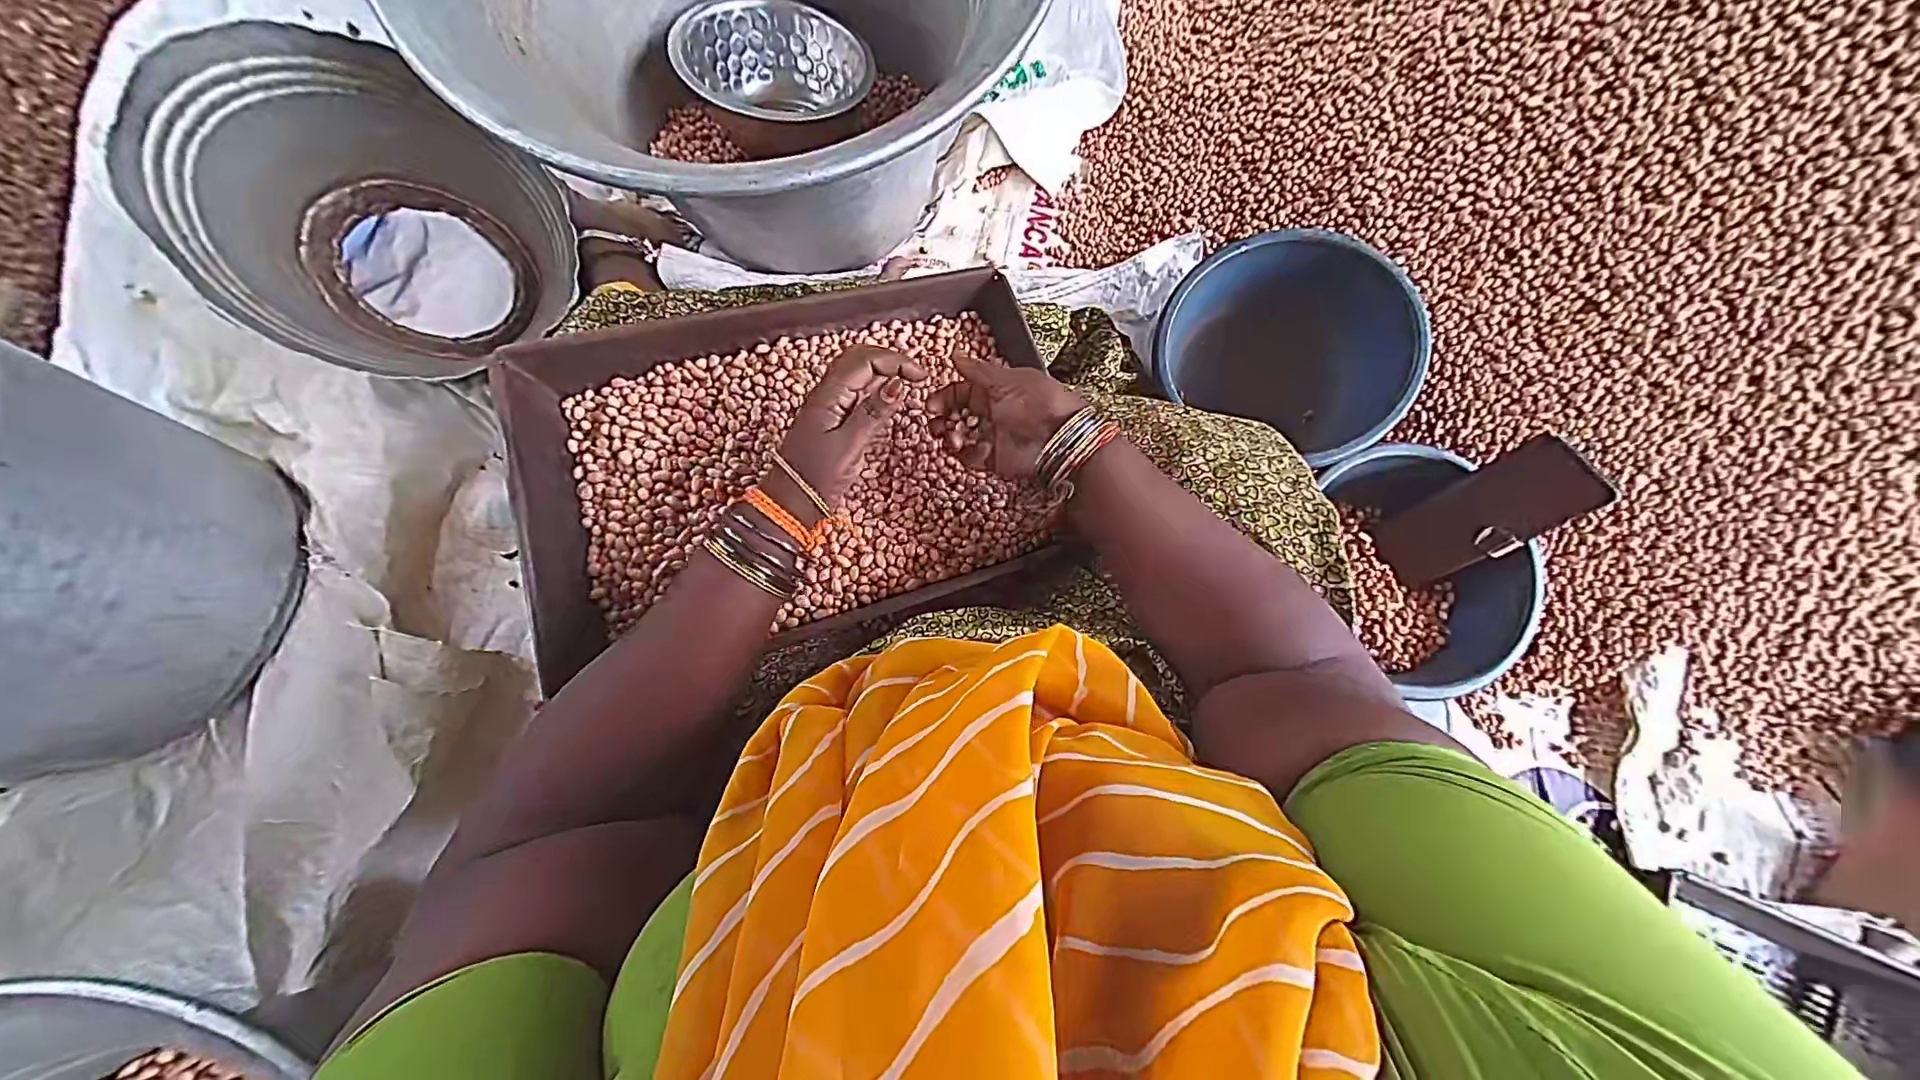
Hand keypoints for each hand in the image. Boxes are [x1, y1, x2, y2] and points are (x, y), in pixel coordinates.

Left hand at [772, 344, 926, 520]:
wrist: (792, 499)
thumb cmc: (817, 477)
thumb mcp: (850, 446)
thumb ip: (873, 413)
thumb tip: (897, 384)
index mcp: (828, 396)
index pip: (865, 361)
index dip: (896, 361)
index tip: (920, 375)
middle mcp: (826, 394)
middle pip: (860, 358)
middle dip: (890, 359)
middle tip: (916, 374)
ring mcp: (829, 405)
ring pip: (857, 373)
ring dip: (883, 370)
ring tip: (908, 381)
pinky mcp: (832, 417)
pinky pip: (855, 391)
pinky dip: (875, 387)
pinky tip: (888, 397)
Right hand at [925, 352, 1086, 477]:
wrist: (1060, 436)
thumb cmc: (1039, 402)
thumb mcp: (1005, 381)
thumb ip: (976, 371)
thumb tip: (955, 354)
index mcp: (993, 389)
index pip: (959, 392)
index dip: (943, 398)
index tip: (931, 404)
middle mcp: (990, 412)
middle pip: (955, 416)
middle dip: (941, 420)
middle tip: (936, 423)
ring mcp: (991, 436)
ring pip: (958, 437)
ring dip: (950, 437)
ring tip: (953, 438)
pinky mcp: (993, 458)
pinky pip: (969, 457)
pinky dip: (967, 454)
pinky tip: (977, 449)